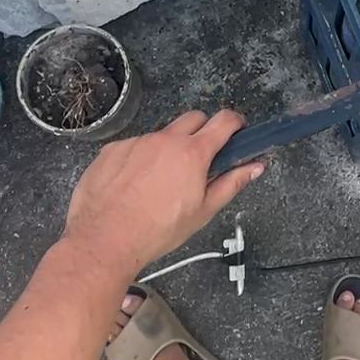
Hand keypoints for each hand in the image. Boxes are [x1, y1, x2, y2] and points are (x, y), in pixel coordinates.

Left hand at [60, 109, 265, 279]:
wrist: (103, 241)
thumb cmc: (157, 231)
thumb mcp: (203, 212)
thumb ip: (232, 183)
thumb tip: (256, 166)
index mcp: (193, 152)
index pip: (224, 121)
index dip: (235, 123)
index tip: (237, 132)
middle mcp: (166, 139)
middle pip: (194, 118)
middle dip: (202, 131)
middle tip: (200, 159)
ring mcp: (137, 141)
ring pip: (162, 134)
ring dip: (168, 148)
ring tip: (160, 181)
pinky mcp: (113, 149)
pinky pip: (134, 145)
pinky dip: (140, 158)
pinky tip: (133, 184)